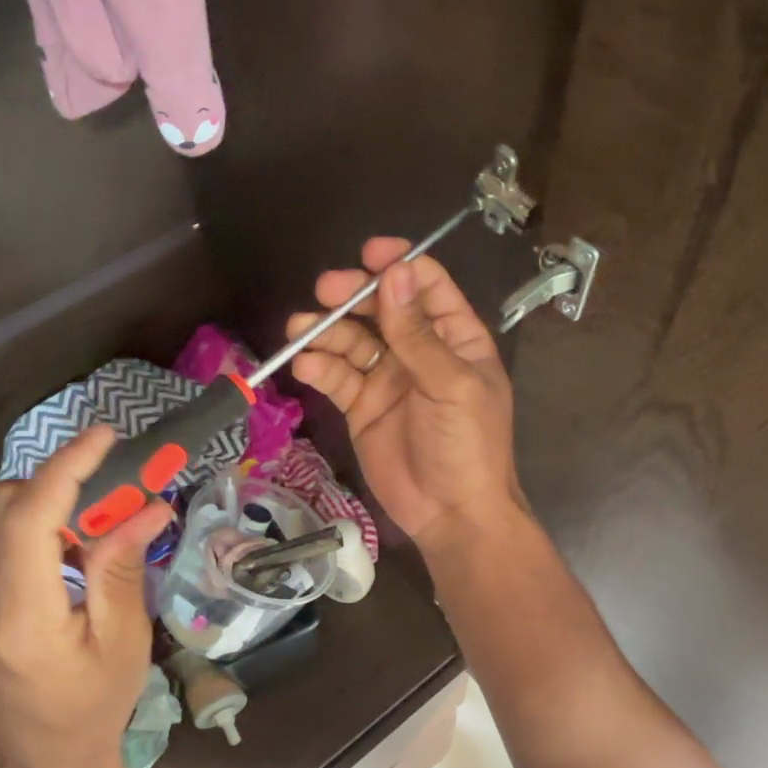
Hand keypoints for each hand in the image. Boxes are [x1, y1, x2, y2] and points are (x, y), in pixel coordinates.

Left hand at [0, 427, 173, 767]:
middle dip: (60, 482)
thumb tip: (149, 505)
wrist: (44, 767)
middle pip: (5, 506)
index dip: (69, 466)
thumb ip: (123, 567)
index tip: (106, 435)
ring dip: (44, 507)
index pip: (32, 515)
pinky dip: (28, 533)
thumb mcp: (123, 640)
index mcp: (19, 617)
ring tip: (94, 529)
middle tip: (114, 489)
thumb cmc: (95, 708)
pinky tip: (64, 560)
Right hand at [288, 237, 524, 550]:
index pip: (426, 287)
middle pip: (381, 307)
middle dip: (353, 295)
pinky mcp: (361, 407)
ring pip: (352, 340)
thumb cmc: (467, 444)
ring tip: (299, 329)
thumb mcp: (451, 384)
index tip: (370, 255)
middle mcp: (420, 351)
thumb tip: (397, 272)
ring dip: (326, 331)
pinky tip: (306, 366)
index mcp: (456, 338)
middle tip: (326, 290)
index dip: (401, 266)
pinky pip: (337, 377)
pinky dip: (320, 368)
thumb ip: (418, 333)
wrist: (452, 513)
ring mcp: (388, 379)